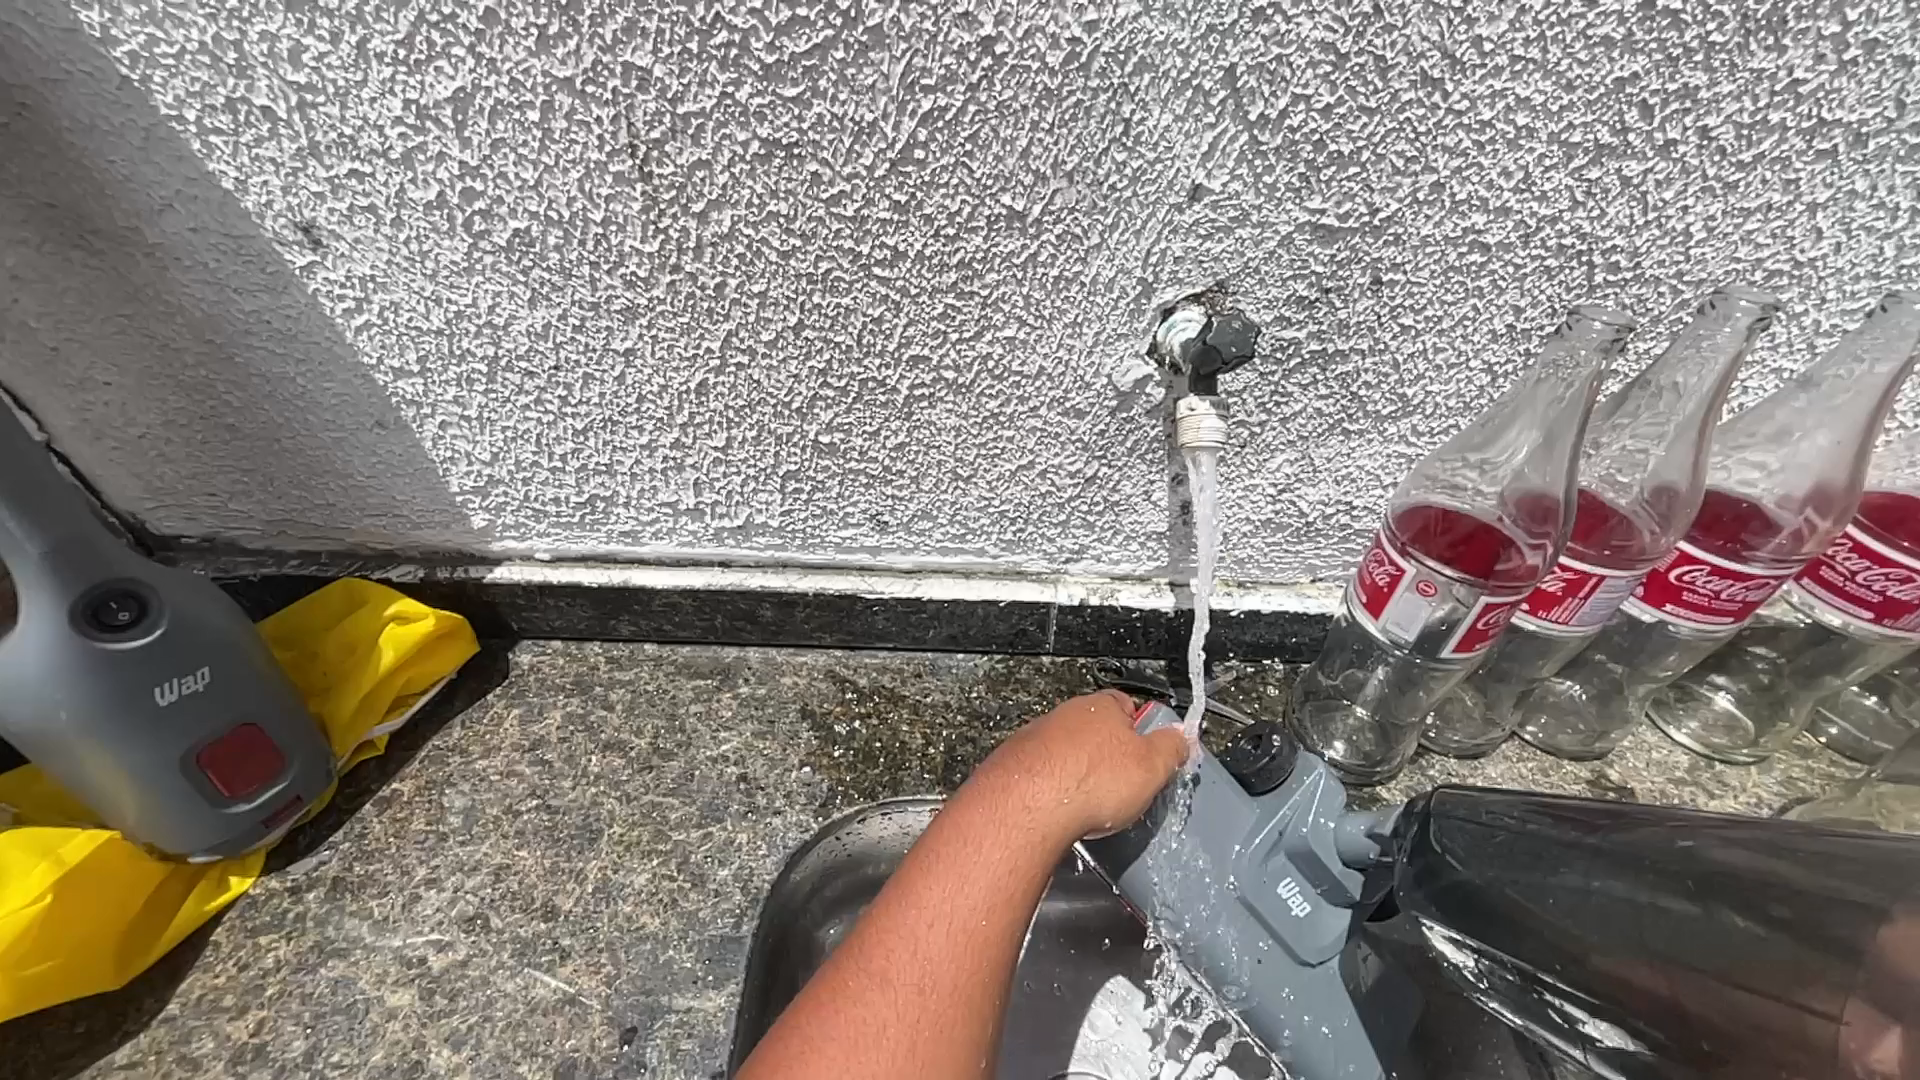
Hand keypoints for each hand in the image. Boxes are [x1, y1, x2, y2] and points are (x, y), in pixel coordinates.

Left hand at [974, 690, 1188, 839]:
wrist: (1027, 804)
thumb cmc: (1092, 781)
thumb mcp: (1151, 766)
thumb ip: (1171, 747)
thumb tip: (1183, 735)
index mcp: (1101, 707)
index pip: (1128, 705)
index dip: (1142, 730)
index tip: (1149, 755)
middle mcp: (1066, 714)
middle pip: (1096, 730)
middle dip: (1109, 756)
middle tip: (1123, 787)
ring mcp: (1037, 737)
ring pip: (1068, 752)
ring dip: (1079, 772)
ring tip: (1091, 804)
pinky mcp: (1016, 763)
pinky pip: (1044, 772)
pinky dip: (1054, 787)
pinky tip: (1061, 809)